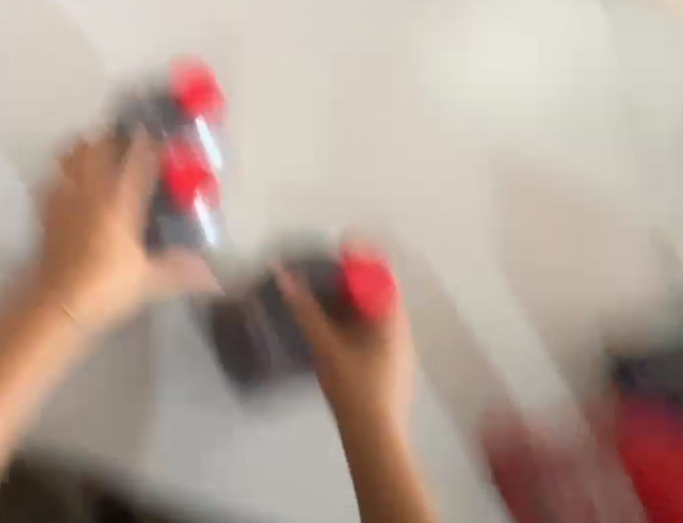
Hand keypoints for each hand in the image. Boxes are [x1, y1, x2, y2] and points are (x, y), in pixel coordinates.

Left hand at [27, 134, 218, 333]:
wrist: (58, 303)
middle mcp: (92, 191)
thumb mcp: (148, 280)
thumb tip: (211, 276)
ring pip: (73, 154)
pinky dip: (63, 170)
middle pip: (100, 146)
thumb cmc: (105, 288)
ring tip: (97, 149)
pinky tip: (69, 178)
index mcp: (120, 202)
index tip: (157, 133)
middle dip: (114, 137)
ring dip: (85, 146)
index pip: (138, 162)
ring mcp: (66, 196)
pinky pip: (54, 176)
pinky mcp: (47, 208)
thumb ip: (179, 271)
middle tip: (127, 139)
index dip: (148, 143)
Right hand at [275, 263, 414, 437]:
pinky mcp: (390, 366)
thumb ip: (303, 307)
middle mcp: (401, 332)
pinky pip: (373, 329)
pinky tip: (332, 326)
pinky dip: (353, 318)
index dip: (361, 255)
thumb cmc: (353, 387)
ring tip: (322, 292)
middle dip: (353, 276)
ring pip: (376, 312)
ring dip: (352, 298)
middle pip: (379, 291)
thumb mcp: (324, 344)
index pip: (382, 274)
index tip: (340, 241)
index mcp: (392, 321)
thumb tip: (281, 273)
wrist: (374, 439)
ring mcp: (398, 351)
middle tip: (324, 267)